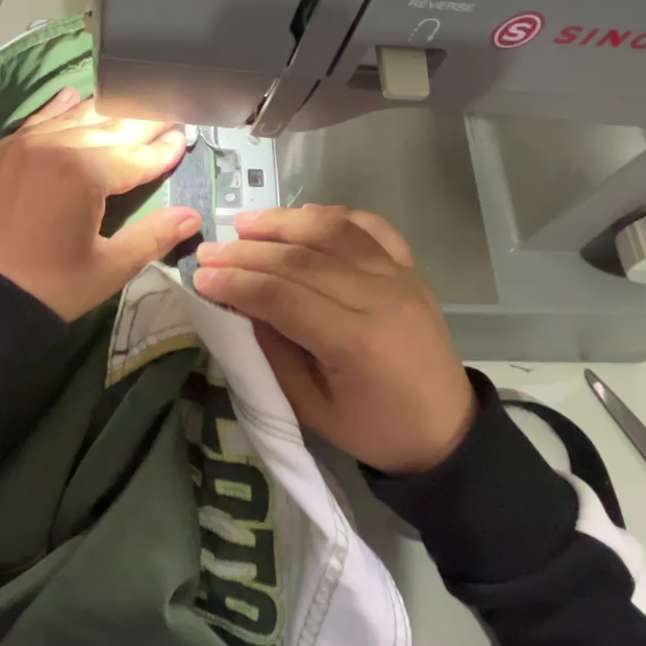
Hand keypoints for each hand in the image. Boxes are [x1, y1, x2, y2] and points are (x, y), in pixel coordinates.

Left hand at [0, 88, 201, 320]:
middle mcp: (56, 146)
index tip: (185, 137)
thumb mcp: (106, 270)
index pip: (137, 156)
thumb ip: (152, 237)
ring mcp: (22, 145)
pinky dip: (60, 110)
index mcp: (86, 172)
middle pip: (109, 127)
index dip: (164, 150)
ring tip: (132, 103)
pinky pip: (37, 121)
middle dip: (142, 120)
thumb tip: (192, 216)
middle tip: (168, 110)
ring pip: (74, 118)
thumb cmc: (44, 288)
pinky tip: (73, 97)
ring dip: (106, 112)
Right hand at [192, 205, 472, 474]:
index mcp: (355, 342)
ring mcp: (399, 277)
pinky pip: (371, 226)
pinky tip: (303, 216)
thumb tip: (239, 304)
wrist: (445, 431)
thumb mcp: (311, 408)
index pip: (283, 296)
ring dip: (285, 222)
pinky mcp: (411, 269)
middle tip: (209, 250)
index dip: (236, 283)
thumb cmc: (373, 429)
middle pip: (302, 259)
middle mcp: (380, 298)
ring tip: (245, 223)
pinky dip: (334, 215)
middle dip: (248, 252)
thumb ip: (274, 353)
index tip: (200, 276)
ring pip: (334, 230)